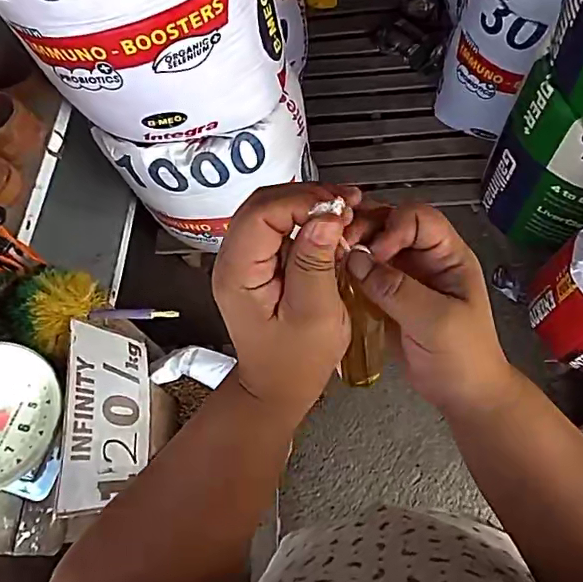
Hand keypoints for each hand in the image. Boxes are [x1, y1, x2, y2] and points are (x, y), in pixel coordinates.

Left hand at [212, 182, 361, 413]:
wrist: (278, 386)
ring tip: (346, 210)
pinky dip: (309, 219)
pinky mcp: (263, 262)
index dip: (302, 201)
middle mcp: (235, 260)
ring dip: (310, 204)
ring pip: (273, 209)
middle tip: (347, 202)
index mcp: (239, 273)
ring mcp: (247, 259)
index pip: (262, 213)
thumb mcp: (314, 314)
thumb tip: (327, 217)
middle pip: (264, 203)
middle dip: (308, 195)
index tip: (338, 208)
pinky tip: (334, 226)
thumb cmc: (295, 362)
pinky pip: (282, 226)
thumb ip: (316, 263)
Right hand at [344, 204, 514, 413]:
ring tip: (332, 259)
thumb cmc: (466, 358)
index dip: (393, 227)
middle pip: (392, 225)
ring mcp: (406, 278)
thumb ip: (398, 290)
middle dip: (366, 230)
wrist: (464, 395)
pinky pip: (365, 275)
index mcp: (449, 257)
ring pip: (374, 248)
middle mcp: (426, 260)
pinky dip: (348, 273)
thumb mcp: (437, 322)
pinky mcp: (387, 298)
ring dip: (353, 249)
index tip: (375, 252)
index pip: (419, 219)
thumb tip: (359, 261)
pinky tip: (334, 278)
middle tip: (341, 245)